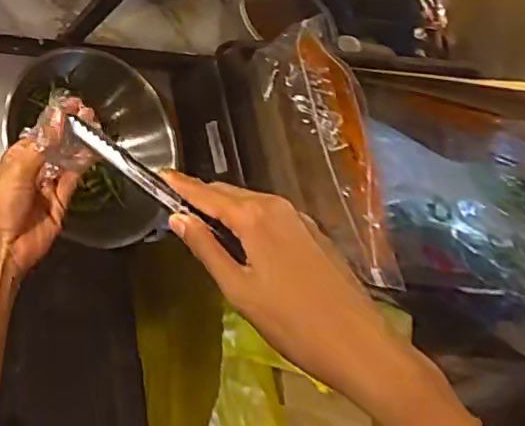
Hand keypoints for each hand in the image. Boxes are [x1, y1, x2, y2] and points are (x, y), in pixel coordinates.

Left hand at [0, 98, 94, 277]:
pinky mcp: (60, 201)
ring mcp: (48, 183)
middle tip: (87, 114)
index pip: (42, 130)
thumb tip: (57, 119)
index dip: (57, 117)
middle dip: (71, 128)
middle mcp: (34, 167)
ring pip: (68, 158)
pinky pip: (73, 178)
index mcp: (19, 155)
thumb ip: (42, 144)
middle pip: (57, 142)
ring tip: (93, 127)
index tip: (71, 105)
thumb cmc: (0, 206)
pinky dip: (83, 165)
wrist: (4, 246)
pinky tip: (92, 152)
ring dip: (80, 143)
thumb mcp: (19, 168)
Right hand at [162, 172, 475, 425]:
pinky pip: (270, 214)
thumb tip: (178, 218)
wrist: (366, 350)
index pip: (204, 192)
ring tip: (207, 226)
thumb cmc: (295, 324)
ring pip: (249, 202)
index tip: (159, 175)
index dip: (179, 185)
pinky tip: (246, 243)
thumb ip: (205, 249)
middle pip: (227, 192)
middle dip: (201, 196)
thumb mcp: (239, 291)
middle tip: (177, 206)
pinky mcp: (314, 233)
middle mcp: (275, 206)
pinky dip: (249, 219)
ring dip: (226, 209)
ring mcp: (298, 218)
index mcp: (253, 216)